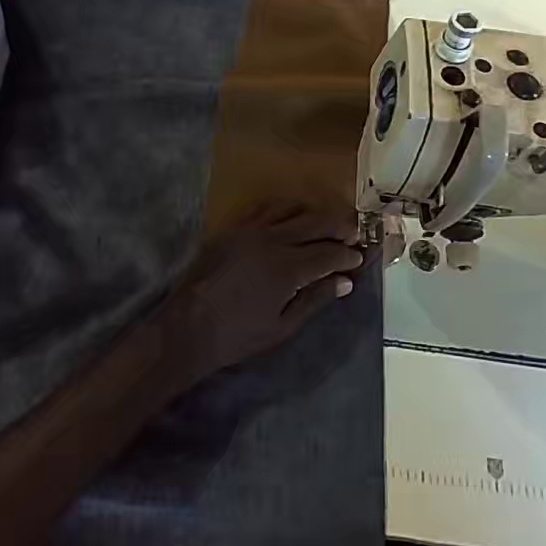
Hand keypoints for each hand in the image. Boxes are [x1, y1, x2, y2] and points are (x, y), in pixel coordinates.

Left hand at [162, 207, 364, 382]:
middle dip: (339, 227)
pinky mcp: (234, 229)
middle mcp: (273, 241)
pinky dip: (287, 211)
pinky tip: (293, 218)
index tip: (359, 258)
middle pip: (316, 223)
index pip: (329, 254)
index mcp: (288, 268)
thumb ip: (316, 299)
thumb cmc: (238, 335)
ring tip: (329, 223)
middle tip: (354, 233)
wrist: (186, 328)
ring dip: (315, 215)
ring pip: (294, 211)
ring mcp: (252, 230)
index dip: (347, 255)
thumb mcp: (283, 326)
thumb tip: (345, 281)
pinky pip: (267, 210)